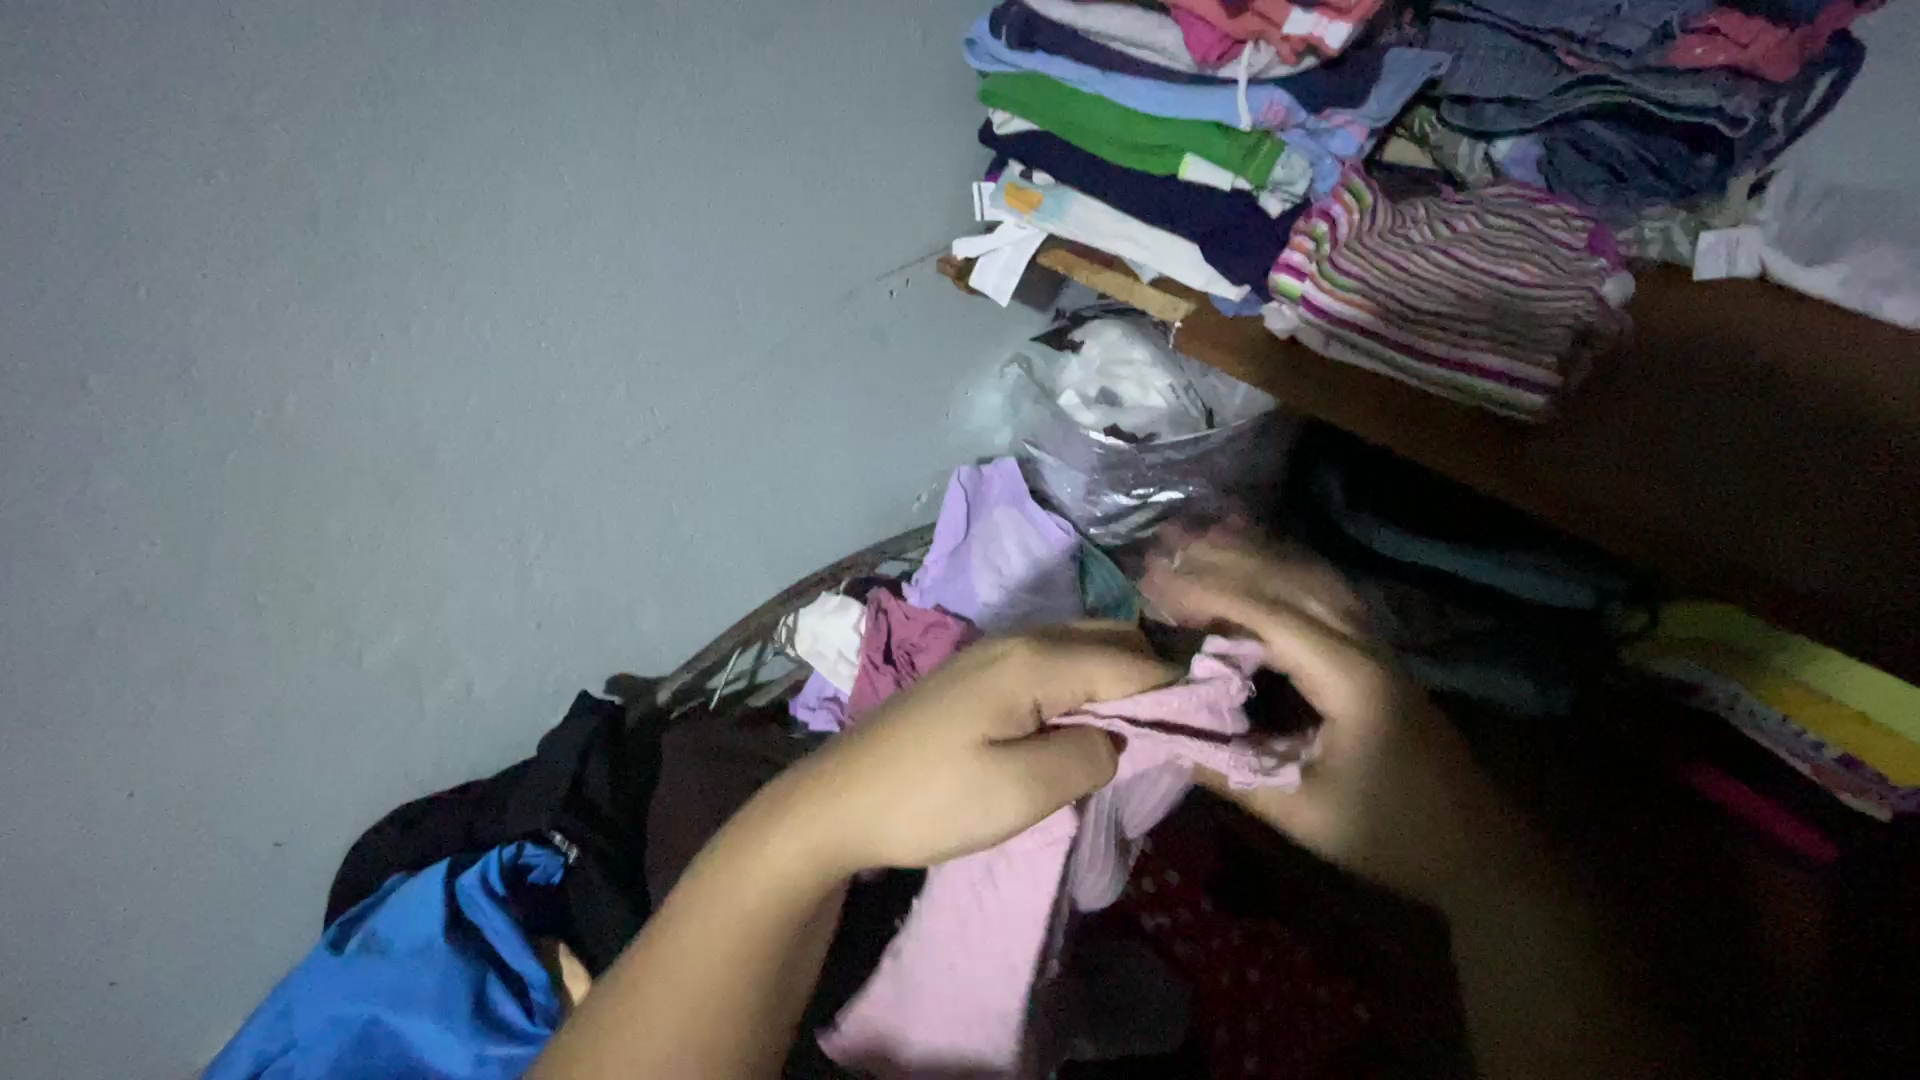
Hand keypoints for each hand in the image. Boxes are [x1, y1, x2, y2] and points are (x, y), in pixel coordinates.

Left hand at [768, 622, 1179, 874]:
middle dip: (1151, 673)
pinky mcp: (975, 674)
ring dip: (1117, 678)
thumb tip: (1115, 735)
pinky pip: (1050, 664)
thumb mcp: (1021, 791)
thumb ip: (1087, 755)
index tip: (1221, 715)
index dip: (1180, 686)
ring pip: (1079, 648)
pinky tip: (1083, 721)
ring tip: (1143, 726)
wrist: (838, 801)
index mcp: (1036, 659)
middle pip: (1109, 638)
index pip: (1132, 659)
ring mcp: (992, 652)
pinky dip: (1083, 683)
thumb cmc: (930, 799)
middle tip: (1182, 726)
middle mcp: (1018, 639)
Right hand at [1141, 537, 1535, 909]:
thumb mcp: (1303, 814)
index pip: (1268, 615)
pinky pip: (1327, 597)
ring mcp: (1378, 648)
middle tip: (1167, 550)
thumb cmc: (1391, 836)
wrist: (1484, 855)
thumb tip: (1162, 736)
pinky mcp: (1379, 659)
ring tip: (1203, 544)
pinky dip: (1285, 574)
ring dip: (1257, 559)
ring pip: (1313, 581)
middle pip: (1290, 582)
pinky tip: (1261, 569)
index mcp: (1349, 679)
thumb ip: (1228, 772)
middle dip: (1225, 561)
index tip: (1155, 585)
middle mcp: (1365, 648)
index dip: (1208, 595)